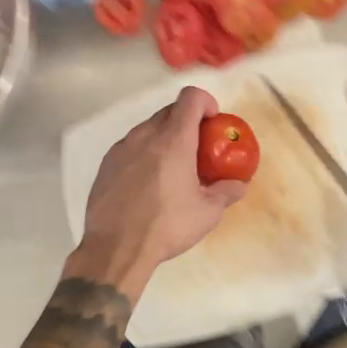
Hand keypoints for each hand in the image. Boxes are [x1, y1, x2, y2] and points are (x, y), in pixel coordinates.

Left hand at [76, 86, 247, 289]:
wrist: (115, 249)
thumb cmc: (167, 226)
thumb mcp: (207, 213)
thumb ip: (227, 192)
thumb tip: (240, 183)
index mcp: (173, 141)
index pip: (191, 98)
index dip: (206, 102)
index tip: (213, 121)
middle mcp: (145, 136)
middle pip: (169, 111)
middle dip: (187, 121)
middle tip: (198, 148)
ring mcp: (121, 148)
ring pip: (148, 129)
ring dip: (165, 138)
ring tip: (173, 168)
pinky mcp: (106, 165)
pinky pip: (131, 147)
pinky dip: (145, 154)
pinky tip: (149, 183)